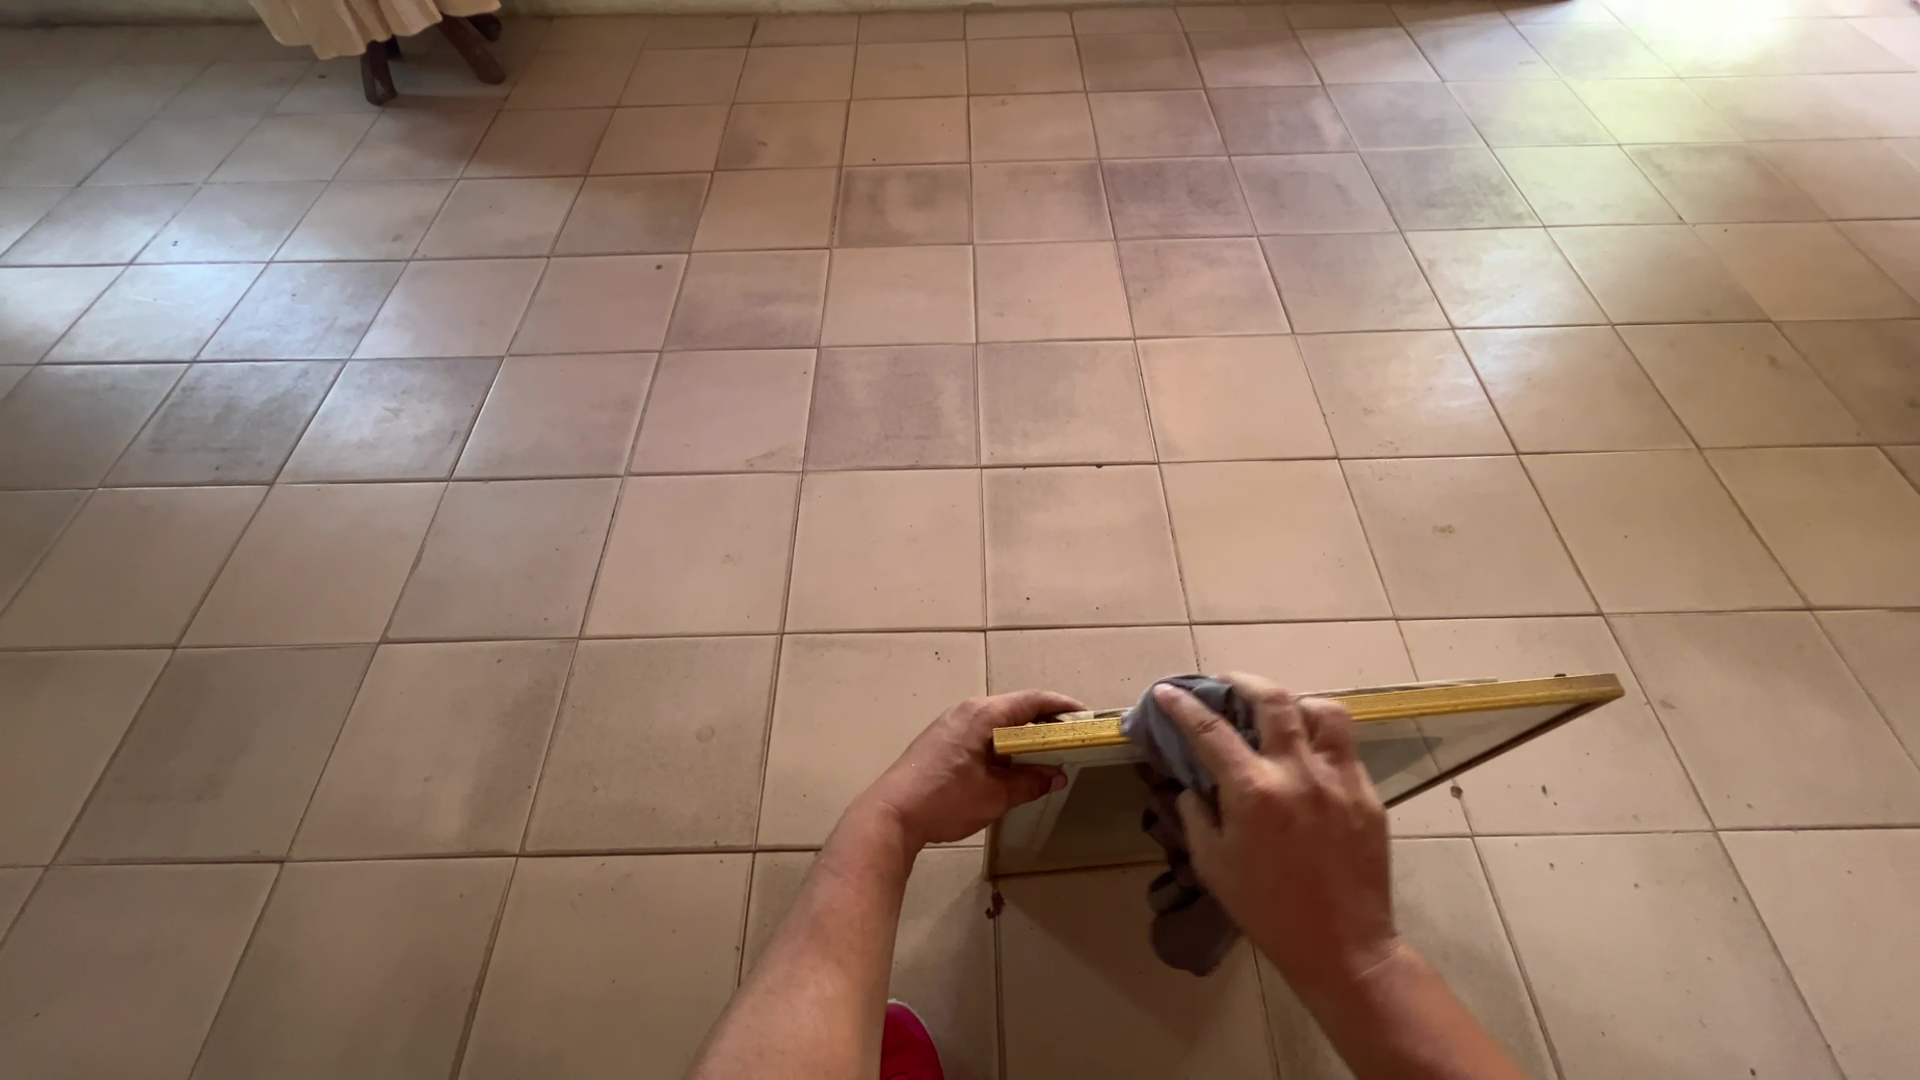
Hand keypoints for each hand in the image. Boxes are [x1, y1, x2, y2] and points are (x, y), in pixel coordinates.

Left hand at [858, 690, 1084, 848]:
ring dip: (1024, 735)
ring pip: (998, 722)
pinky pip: (983, 732)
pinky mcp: (942, 740)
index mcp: (983, 714)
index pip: (1032, 700)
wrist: (891, 813)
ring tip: (1048, 754)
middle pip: (1016, 708)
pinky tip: (1013, 765)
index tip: (1085, 717)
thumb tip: (1057, 775)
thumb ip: (1029, 781)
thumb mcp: (995, 795)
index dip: (1062, 706)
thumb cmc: (946, 799)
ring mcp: (952, 723)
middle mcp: (968, 710)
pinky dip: (1004, 743)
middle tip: (1072, 740)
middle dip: (1045, 723)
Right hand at [1154, 674, 1400, 995]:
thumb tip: (1192, 783)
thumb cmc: (1265, 908)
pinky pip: (1345, 748)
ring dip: (1294, 703)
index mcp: (1254, 792)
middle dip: (1243, 681)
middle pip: (1274, 700)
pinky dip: (1319, 739)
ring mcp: (1340, 781)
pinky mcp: (1368, 795)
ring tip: (1279, 712)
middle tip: (1227, 683)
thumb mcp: (1212, 862)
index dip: (1182, 706)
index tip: (1166, 691)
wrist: (1342, 946)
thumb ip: (1196, 813)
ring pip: (1324, 712)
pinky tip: (1306, 755)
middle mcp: (1298, 774)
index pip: (1209, 730)